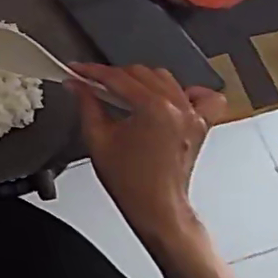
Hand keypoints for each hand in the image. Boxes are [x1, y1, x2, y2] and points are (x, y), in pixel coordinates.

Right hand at [68, 63, 227, 241]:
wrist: (156, 208)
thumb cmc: (132, 184)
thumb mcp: (98, 140)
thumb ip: (86, 105)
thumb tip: (77, 86)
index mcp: (152, 108)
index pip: (117, 78)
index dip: (92, 71)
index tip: (79, 70)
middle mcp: (176, 107)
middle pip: (140, 73)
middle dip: (113, 76)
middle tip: (92, 83)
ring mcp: (191, 115)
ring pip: (164, 79)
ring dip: (141, 80)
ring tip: (122, 92)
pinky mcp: (199, 124)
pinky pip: (200, 96)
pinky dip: (185, 92)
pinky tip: (166, 98)